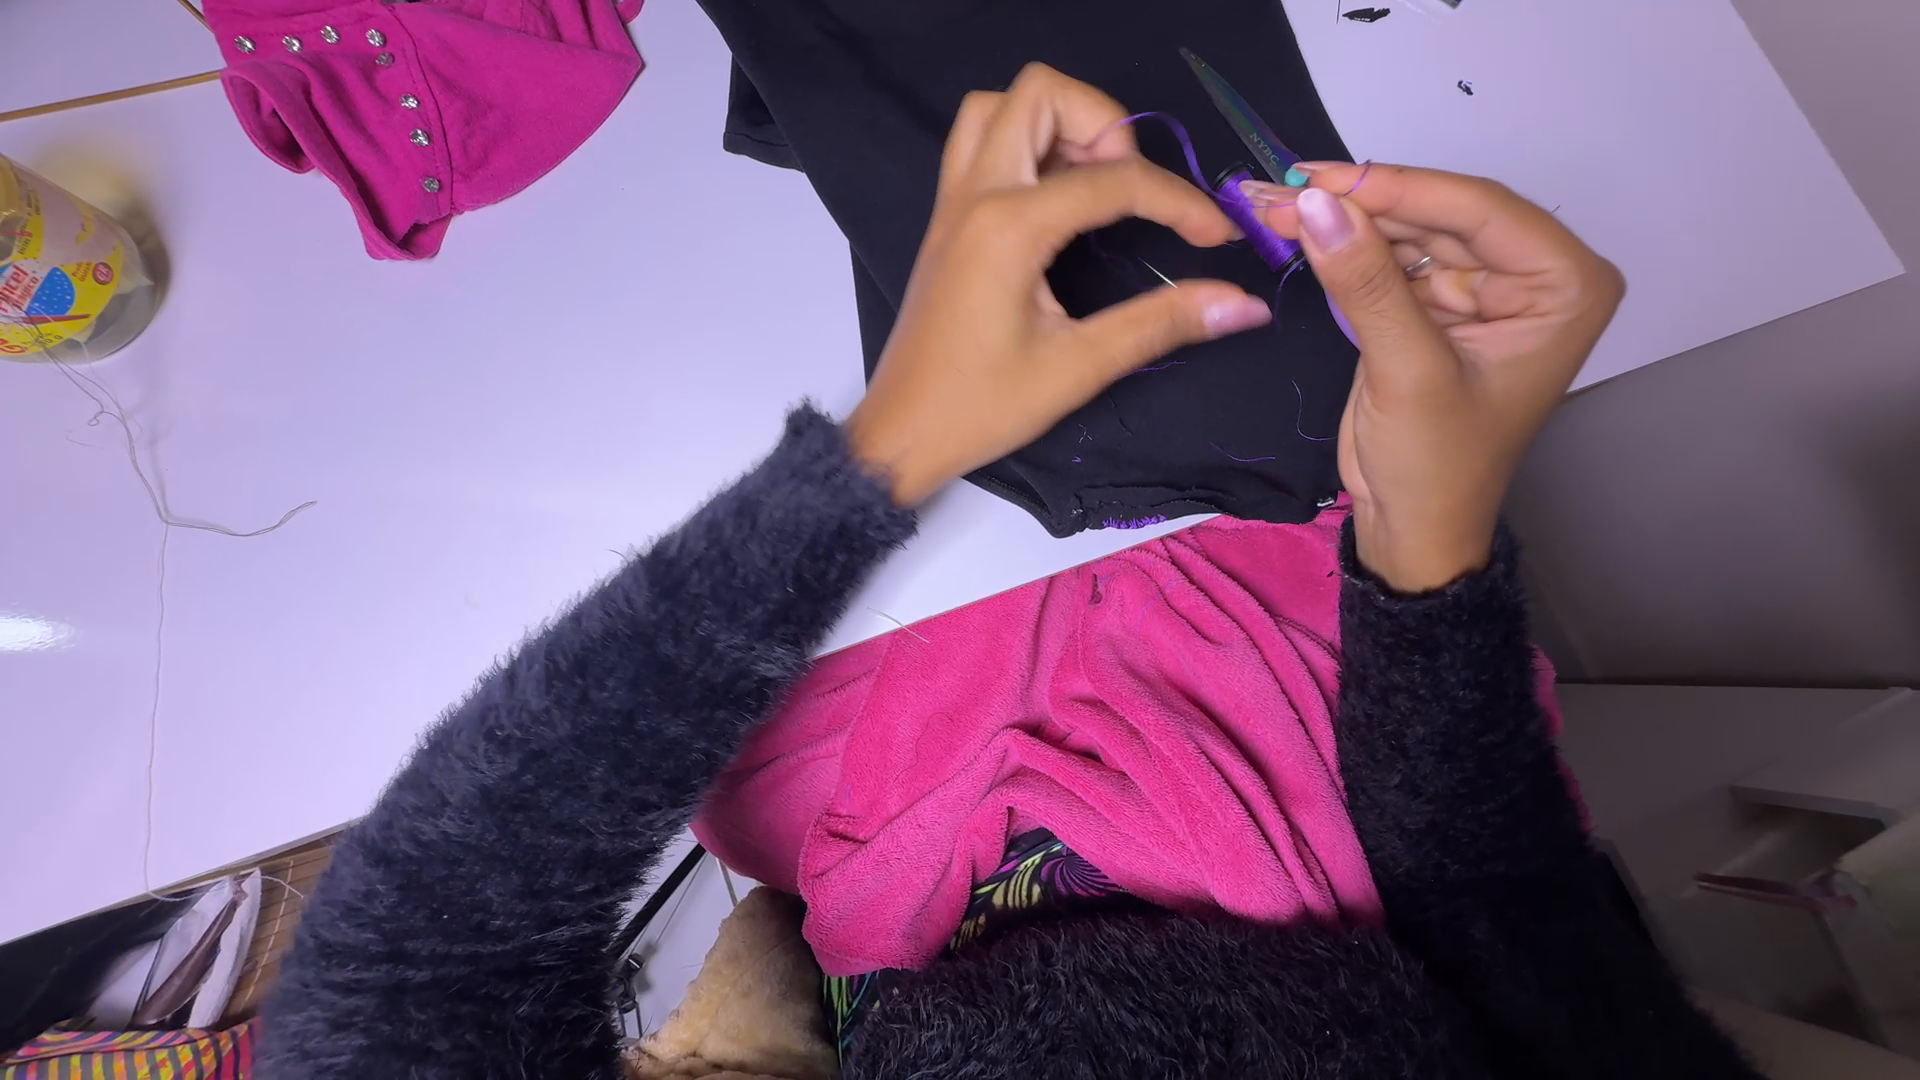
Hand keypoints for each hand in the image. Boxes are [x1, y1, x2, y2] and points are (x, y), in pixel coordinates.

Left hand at [844, 64, 1274, 504]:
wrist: (901, 434)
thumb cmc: (980, 408)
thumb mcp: (1076, 368)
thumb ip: (1160, 324)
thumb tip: (1244, 303)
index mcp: (1008, 227)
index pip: (1113, 179)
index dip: (1178, 201)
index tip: (1215, 239)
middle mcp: (974, 197)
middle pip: (1040, 94)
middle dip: (1104, 124)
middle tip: (1131, 190)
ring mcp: (951, 208)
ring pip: (998, 110)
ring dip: (1054, 127)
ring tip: (1093, 187)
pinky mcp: (945, 227)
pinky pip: (978, 149)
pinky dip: (1023, 151)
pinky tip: (1054, 207)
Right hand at [1246, 165, 1624, 591]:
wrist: (1410, 526)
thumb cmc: (1435, 464)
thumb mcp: (1405, 371)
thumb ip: (1365, 284)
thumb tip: (1316, 207)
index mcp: (1562, 286)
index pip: (1479, 212)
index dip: (1399, 190)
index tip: (1322, 179)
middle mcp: (1527, 278)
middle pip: (1438, 217)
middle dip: (1361, 205)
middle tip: (1286, 189)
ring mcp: (1474, 294)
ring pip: (1406, 237)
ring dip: (1343, 225)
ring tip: (1278, 207)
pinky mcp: (1426, 314)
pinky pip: (1385, 269)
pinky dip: (1342, 255)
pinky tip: (1301, 235)